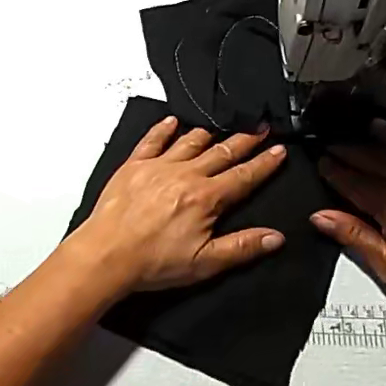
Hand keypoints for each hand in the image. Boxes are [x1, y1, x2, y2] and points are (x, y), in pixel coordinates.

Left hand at [69, 116, 288, 291]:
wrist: (107, 254)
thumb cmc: (152, 261)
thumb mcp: (205, 262)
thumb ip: (242, 247)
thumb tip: (274, 238)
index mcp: (206, 198)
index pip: (244, 176)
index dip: (264, 163)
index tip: (278, 151)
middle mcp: (185, 175)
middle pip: (222, 152)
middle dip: (245, 141)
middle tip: (260, 129)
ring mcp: (158, 167)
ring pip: (190, 142)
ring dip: (209, 134)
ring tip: (221, 127)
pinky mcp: (134, 166)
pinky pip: (153, 141)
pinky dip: (164, 129)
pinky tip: (171, 122)